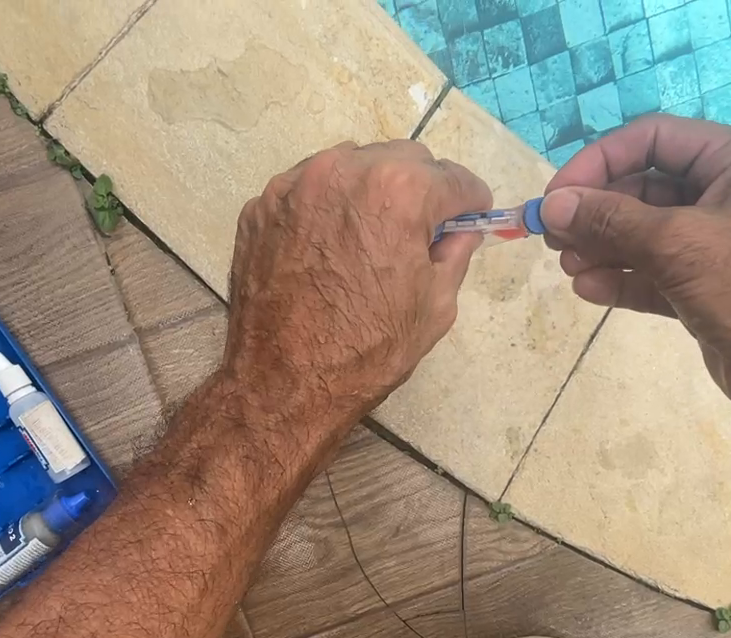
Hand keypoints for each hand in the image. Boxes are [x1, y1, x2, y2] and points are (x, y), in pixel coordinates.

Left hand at [222, 140, 490, 429]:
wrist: (284, 384)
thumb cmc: (368, 352)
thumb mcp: (434, 308)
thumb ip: (455, 256)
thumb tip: (460, 232)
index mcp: (399, 191)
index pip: (453, 178)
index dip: (469, 202)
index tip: (470, 216)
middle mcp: (344, 170)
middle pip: (400, 161)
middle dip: (420, 190)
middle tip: (419, 231)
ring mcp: (294, 186)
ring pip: (349, 168)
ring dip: (369, 193)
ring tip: (369, 240)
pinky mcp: (260, 208)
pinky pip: (307, 192)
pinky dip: (325, 210)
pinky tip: (327, 250)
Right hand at [539, 115, 730, 419]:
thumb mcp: (678, 243)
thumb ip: (610, 221)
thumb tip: (552, 206)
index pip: (653, 140)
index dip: (598, 162)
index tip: (554, 196)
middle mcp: (727, 195)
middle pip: (645, 190)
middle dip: (596, 212)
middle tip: (551, 237)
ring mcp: (716, 247)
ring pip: (645, 236)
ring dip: (603, 248)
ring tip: (568, 266)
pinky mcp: (705, 291)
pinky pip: (654, 276)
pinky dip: (621, 280)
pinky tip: (589, 289)